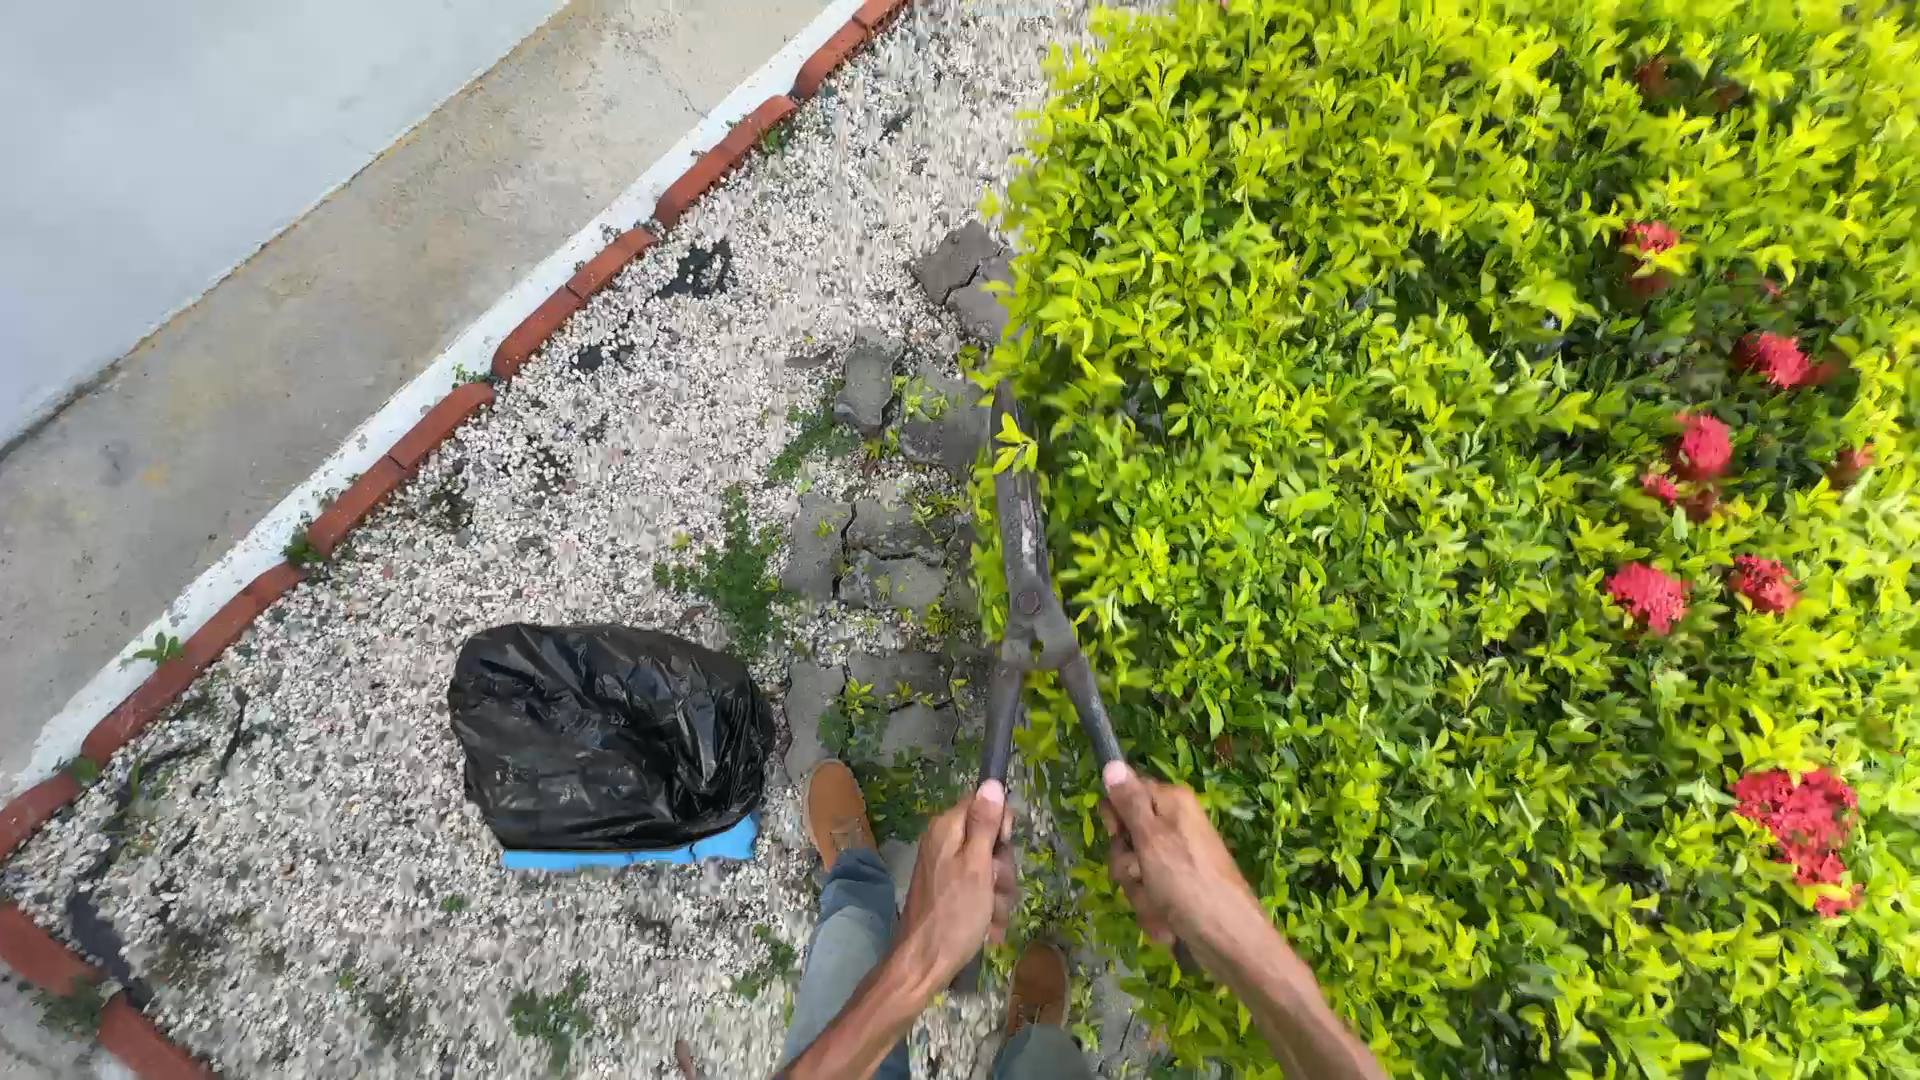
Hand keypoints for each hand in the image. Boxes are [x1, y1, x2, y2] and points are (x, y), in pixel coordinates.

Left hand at [896, 780, 1015, 990]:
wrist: (924, 965)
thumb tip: (993, 782)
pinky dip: (988, 907)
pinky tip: (990, 929)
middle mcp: (944, 842)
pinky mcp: (949, 891)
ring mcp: (946, 867)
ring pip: (989, 867)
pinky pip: (979, 888)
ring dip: (999, 893)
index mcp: (947, 828)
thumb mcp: (978, 866)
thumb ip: (986, 824)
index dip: (1001, 826)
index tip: (1003, 848)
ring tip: (992, 916)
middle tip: (996, 888)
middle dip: (1002, 867)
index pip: (983, 804)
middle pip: (989, 838)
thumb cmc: (954, 914)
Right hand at [1099, 762, 1272, 956]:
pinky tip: (1166, 925)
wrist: (1230, 942)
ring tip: (1158, 907)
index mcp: (1172, 803)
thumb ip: (1129, 802)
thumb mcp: (1151, 838)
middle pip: (1127, 836)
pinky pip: (1151, 893)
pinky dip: (1153, 910)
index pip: (1127, 793)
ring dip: (1139, 893)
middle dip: (1127, 865)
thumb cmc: (1188, 883)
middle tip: (1140, 875)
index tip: (1117, 834)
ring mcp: (1179, 860)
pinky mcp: (1180, 889)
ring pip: (1136, 869)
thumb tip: (1112, 763)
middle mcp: (1176, 826)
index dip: (1116, 816)